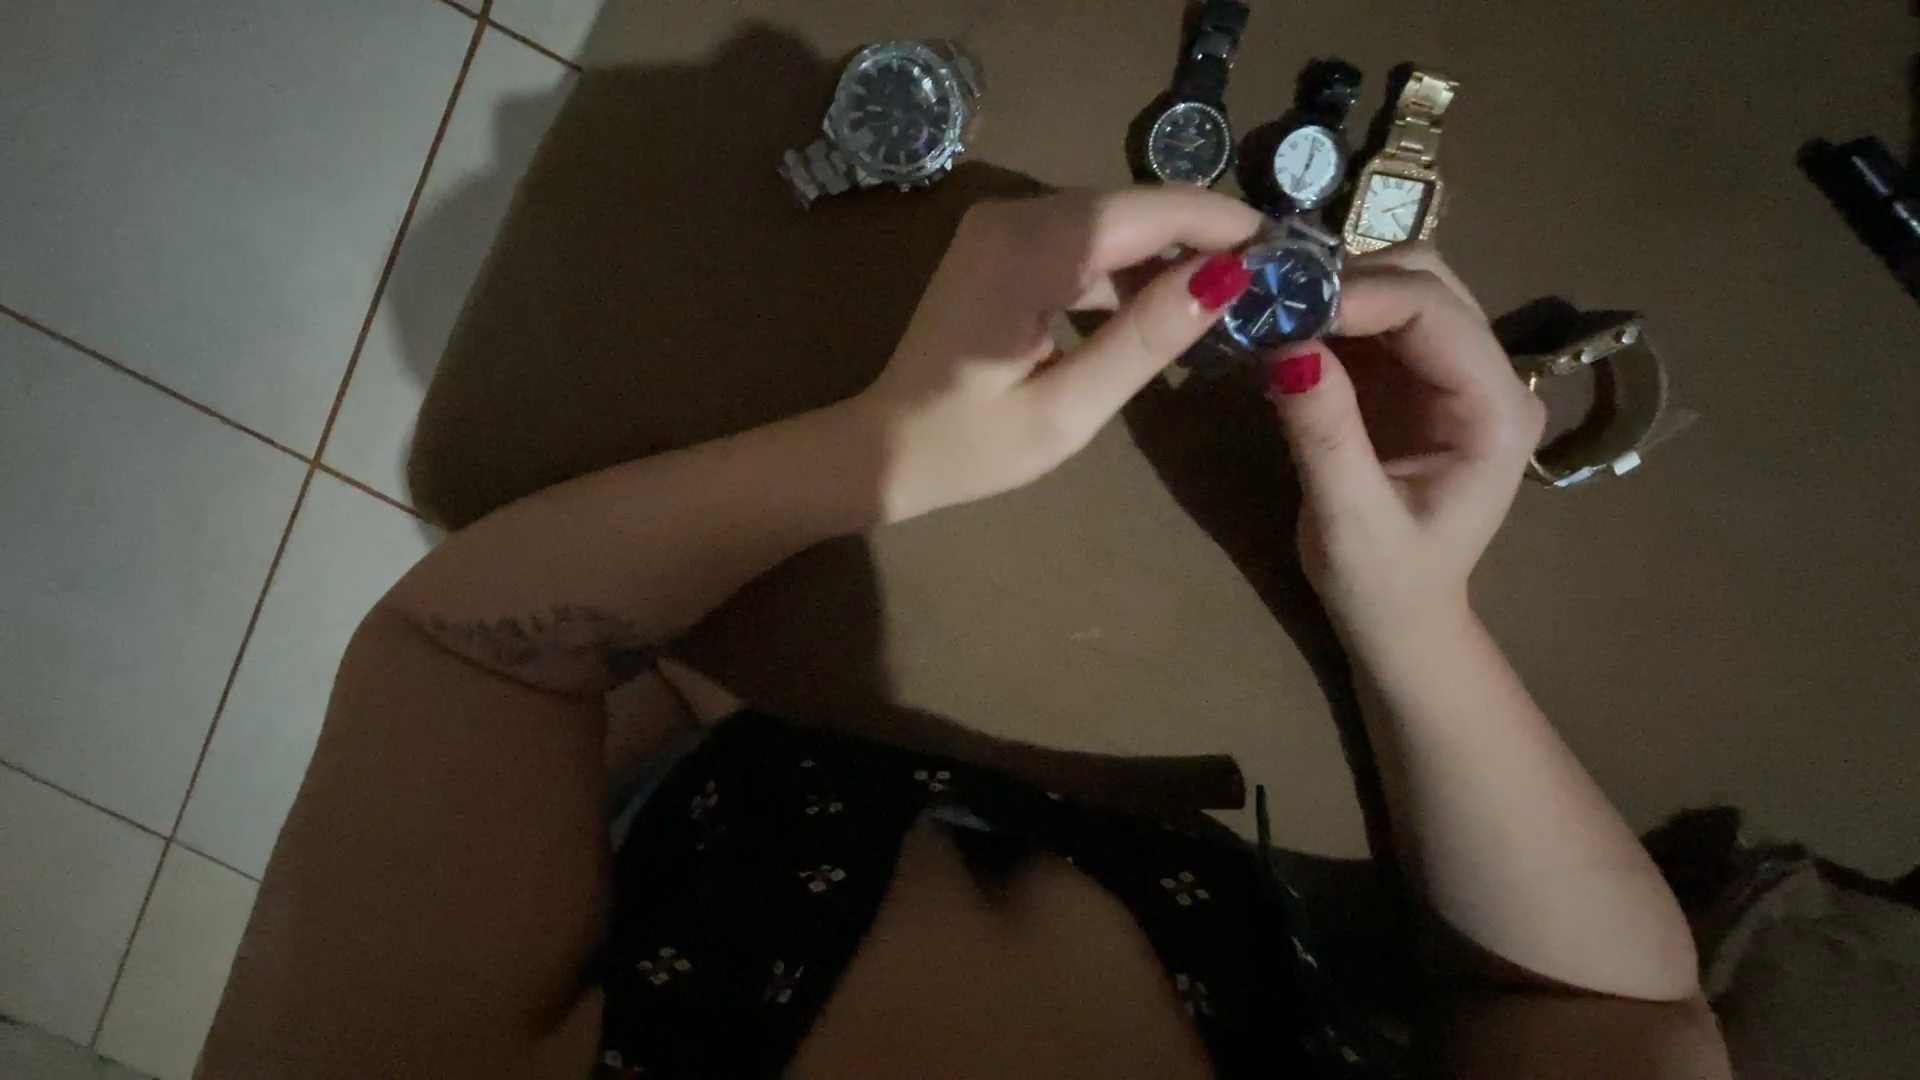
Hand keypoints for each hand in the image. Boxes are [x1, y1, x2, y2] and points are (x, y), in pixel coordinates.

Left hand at [857, 186, 1263, 522]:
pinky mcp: (997, 249)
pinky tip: (1152, 313)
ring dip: (1161, 262)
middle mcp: (1012, 217)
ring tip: (1219, 309)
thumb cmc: (971, 447)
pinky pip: (1077, 246)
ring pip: (1108, 227)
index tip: (1285, 254)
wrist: (886, 450)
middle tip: (1261, 290)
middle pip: (1131, 211)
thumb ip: (1145, 339)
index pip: (1149, 210)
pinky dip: (1119, 275)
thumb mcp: (1067, 408)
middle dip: (1198, 244)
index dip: (1223, 226)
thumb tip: (1230, 276)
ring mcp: (999, 229)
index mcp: (1027, 251)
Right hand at [1262, 245, 1545, 645]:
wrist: (1395, 614)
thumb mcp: (1349, 518)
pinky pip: (1366, 326)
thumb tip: (1282, 348)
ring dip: (1333, 293)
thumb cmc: (1383, 582)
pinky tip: (1280, 335)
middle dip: (1347, 281)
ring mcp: (1445, 376)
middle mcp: (1484, 378)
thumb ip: (1324, 433)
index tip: (1281, 303)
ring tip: (1269, 315)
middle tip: (1270, 303)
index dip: (1361, 295)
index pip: (1435, 315)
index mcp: (1495, 411)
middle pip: (1426, 283)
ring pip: (1397, 291)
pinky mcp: (1405, 383)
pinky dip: (1322, 320)